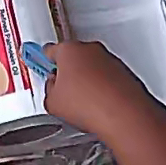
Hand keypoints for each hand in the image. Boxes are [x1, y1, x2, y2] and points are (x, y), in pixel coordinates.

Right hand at [41, 40, 163, 139]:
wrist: (124, 115)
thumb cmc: (90, 104)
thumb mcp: (52, 102)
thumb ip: (48, 89)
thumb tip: (53, 89)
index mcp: (68, 50)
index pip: (49, 50)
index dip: (43, 60)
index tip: (41, 63)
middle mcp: (90, 49)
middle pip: (72, 56)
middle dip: (66, 71)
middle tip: (61, 89)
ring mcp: (109, 59)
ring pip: (90, 65)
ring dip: (85, 79)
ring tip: (81, 102)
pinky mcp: (124, 72)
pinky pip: (106, 76)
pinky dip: (101, 86)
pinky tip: (96, 104)